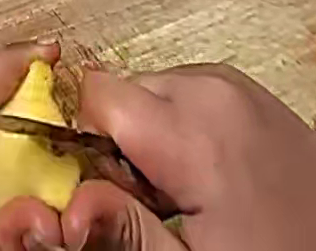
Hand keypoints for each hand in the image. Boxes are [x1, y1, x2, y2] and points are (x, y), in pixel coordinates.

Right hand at [62, 64, 315, 250]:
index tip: (114, 186)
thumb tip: (67, 208)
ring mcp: (234, 84)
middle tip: (160, 202)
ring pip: (148, 90)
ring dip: (151, 133)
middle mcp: (210, 88)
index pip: (92, 92)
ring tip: (193, 192)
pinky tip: (214, 174)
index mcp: (192, 128)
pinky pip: (183, 90)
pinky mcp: (249, 89)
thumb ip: (127, 230)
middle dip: (122, 141)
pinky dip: (181, 125)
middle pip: (120, 91)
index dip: (90, 141)